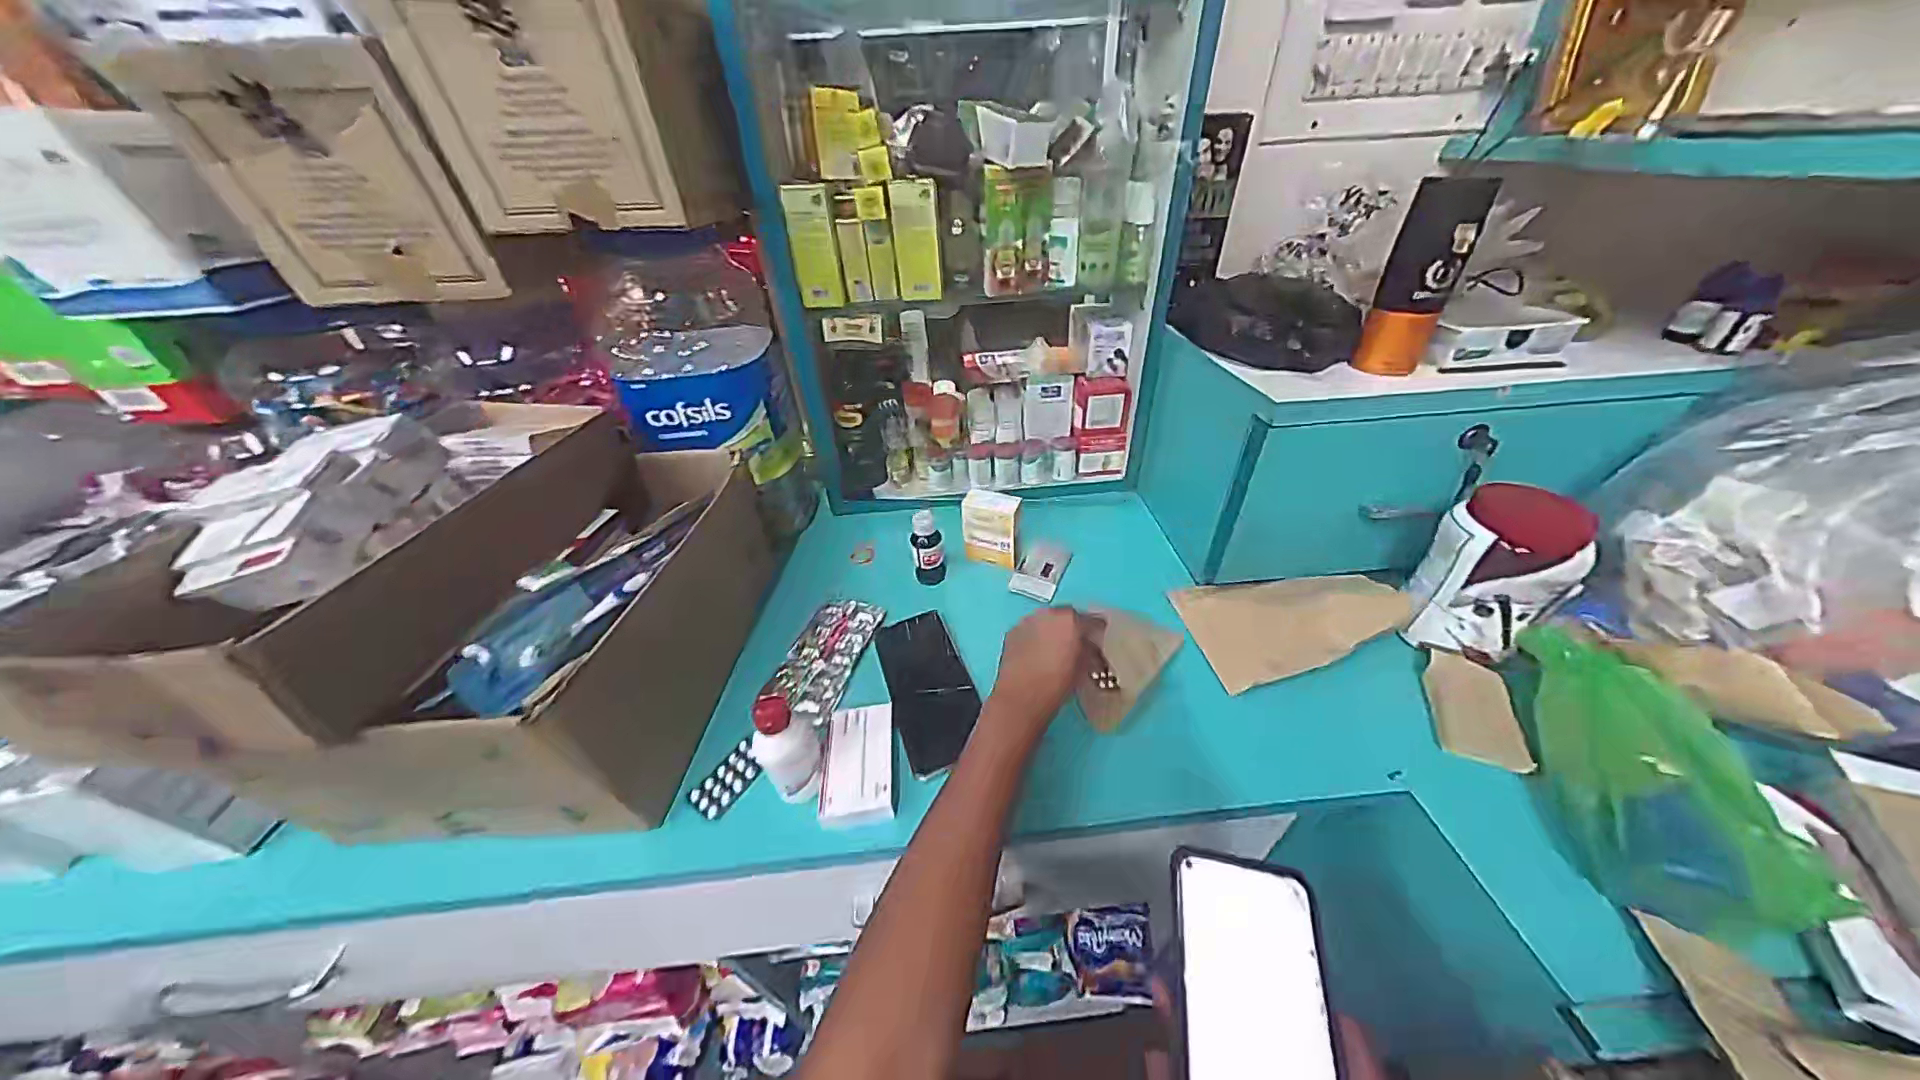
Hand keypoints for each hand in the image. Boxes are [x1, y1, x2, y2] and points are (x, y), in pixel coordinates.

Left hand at [987, 607, 1103, 736]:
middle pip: (1066, 616)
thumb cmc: (1057, 683)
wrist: (1020, 697)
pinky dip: (1035, 637)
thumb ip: (1089, 651)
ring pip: (1046, 621)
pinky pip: (1030, 630)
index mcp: (1071, 620)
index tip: (1099, 643)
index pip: (1092, 620)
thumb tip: (1090, 649)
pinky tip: (1037, 654)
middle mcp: (1048, 614)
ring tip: (1054, 651)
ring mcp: (1027, 621)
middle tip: (1076, 647)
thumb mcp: (1083, 668)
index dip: (1097, 633)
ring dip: (1052, 631)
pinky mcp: (1012, 632)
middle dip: (1073, 629)